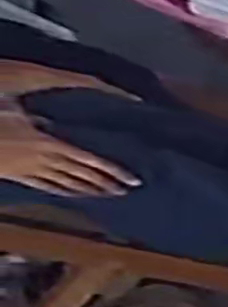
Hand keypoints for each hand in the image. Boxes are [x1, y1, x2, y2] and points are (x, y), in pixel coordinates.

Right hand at [0, 109, 138, 195]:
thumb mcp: (9, 111)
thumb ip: (31, 117)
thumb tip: (46, 120)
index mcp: (50, 143)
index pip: (94, 161)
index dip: (117, 172)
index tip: (135, 181)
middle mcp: (46, 159)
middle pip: (86, 175)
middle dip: (108, 184)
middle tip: (126, 191)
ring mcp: (31, 169)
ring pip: (69, 183)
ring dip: (90, 190)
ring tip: (108, 195)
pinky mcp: (16, 176)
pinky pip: (46, 186)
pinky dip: (64, 191)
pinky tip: (76, 195)